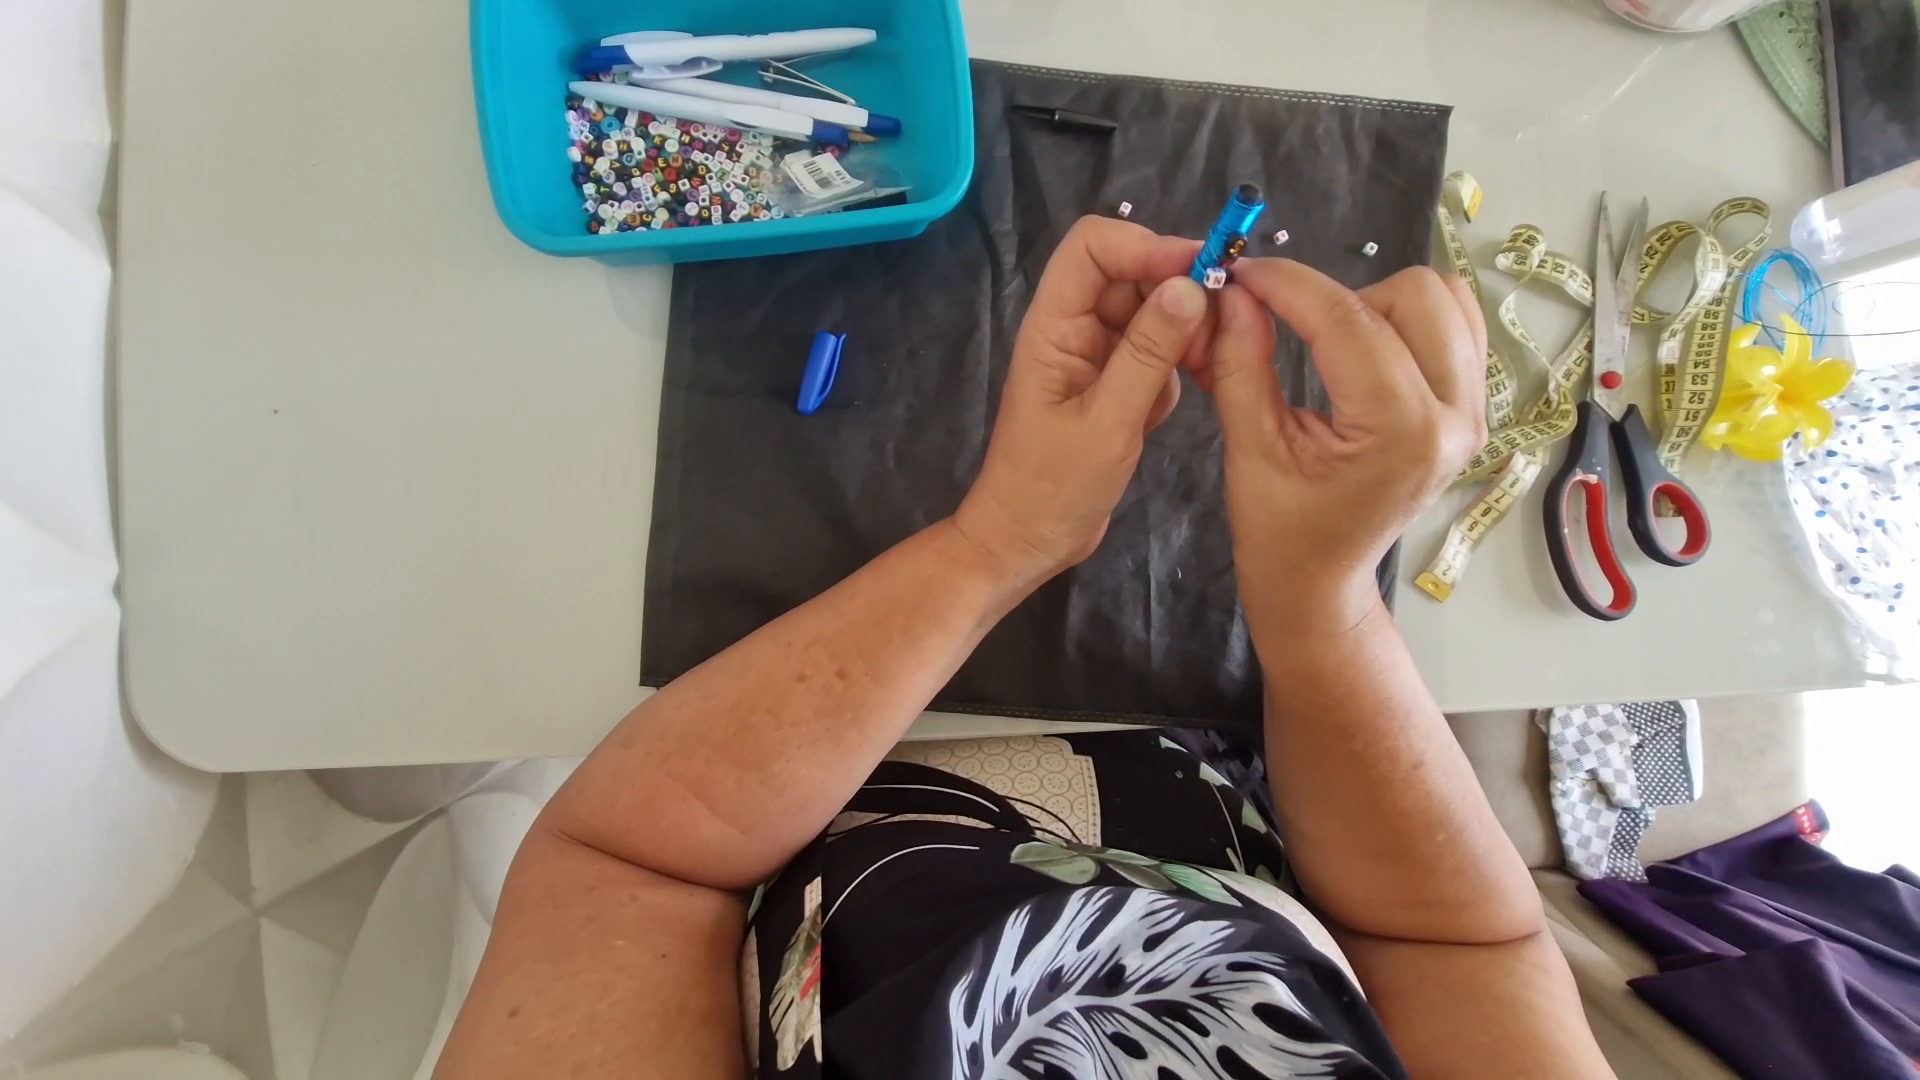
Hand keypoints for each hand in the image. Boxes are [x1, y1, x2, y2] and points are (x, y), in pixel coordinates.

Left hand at [954, 217, 1210, 583]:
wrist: (1028, 541)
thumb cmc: (1053, 489)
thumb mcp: (1107, 423)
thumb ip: (1148, 354)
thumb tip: (1188, 286)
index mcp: (1053, 328)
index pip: (1093, 247)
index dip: (1147, 246)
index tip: (1203, 274)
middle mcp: (1073, 333)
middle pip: (1131, 277)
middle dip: (1178, 298)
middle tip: (1216, 339)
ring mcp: (1093, 361)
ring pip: (1150, 317)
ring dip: (1181, 341)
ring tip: (1202, 377)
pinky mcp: (1111, 389)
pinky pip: (1153, 359)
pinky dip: (1170, 377)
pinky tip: (1160, 418)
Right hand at [1208, 261, 1487, 637]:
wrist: (1319, 581)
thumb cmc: (1277, 531)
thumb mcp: (1248, 450)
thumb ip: (1241, 365)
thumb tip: (1233, 296)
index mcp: (1398, 432)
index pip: (1348, 322)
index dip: (1288, 285)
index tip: (1243, 274)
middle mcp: (1455, 415)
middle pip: (1415, 293)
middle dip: (1338, 298)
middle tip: (1289, 327)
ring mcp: (1474, 412)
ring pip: (1446, 300)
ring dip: (1377, 304)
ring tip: (1331, 344)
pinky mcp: (1471, 410)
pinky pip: (1457, 327)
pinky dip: (1406, 321)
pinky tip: (1364, 353)